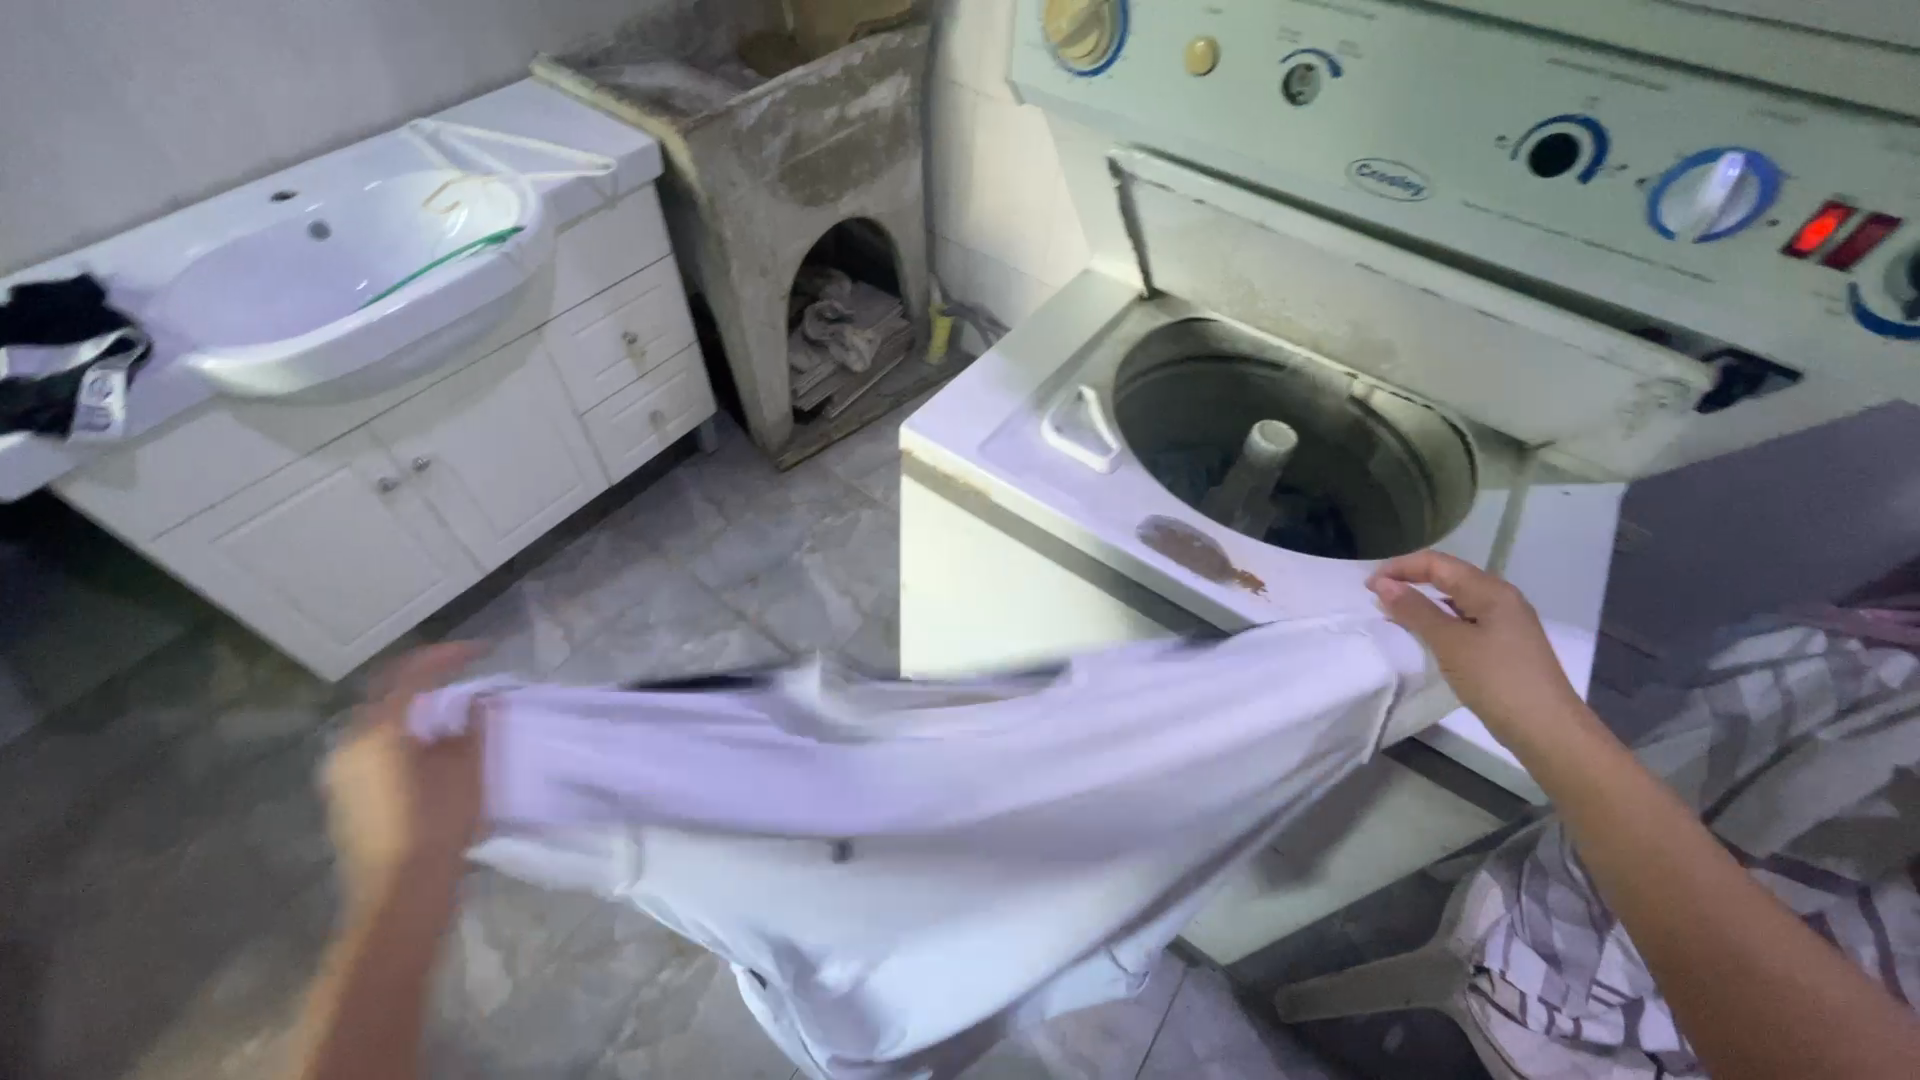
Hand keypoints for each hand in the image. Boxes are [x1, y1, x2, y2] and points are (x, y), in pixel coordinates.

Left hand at [322, 644, 485, 903]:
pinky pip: (374, 749)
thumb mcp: (469, 766)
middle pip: (389, 696)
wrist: (400, 890)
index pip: (413, 674)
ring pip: (380, 724)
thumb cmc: (439, 822)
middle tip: (464, 677)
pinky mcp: (344, 796)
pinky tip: (431, 751)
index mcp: (380, 730)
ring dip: (416, 712)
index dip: (448, 655)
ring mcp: (341, 773)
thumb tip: (478, 699)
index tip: (482, 650)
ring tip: (452, 715)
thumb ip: (474, 723)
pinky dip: (404, 736)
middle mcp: (350, 744)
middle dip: (429, 682)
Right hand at [1367, 551, 1587, 745]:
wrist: (1546, 728)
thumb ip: (1415, 610)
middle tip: (1376, 596)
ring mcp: (1505, 622)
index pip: (1437, 563)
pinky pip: (1463, 619)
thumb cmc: (1496, 679)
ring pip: (1456, 598)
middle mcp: (1501, 599)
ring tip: (1394, 613)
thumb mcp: (1450, 642)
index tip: (1368, 586)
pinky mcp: (1503, 644)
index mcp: (1491, 591)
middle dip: (1410, 580)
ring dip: (1423, 600)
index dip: (1400, 568)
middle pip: (1448, 575)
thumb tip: (1383, 584)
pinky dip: (1438, 619)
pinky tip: (1424, 634)